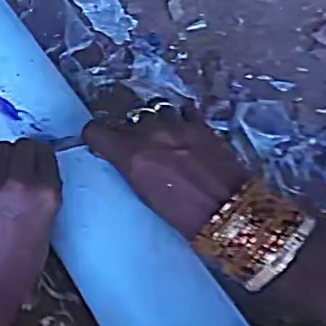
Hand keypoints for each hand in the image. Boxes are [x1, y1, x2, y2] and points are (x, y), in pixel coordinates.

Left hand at [0, 140, 61, 325]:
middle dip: (23, 153)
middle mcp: (20, 182)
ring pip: (0, 149)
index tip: (38, 161)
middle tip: (21, 165)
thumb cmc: (24, 260)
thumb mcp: (48, 221)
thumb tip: (37, 170)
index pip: (44, 152)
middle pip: (22, 145)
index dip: (40, 156)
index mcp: (46, 192)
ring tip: (5, 174)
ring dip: (4, 158)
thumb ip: (43, 190)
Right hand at [84, 103, 250, 240]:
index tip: (100, 144)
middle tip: (135, 149)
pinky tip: (182, 130)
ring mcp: (176, 124)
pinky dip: (178, 117)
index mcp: (130, 154)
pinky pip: (182, 110)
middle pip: (124, 121)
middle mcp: (149, 132)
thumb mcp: (143, 194)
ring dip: (152, 121)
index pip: (95, 130)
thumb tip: (123, 156)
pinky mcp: (200, 123)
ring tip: (160, 137)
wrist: (229, 212)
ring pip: (152, 109)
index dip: (95, 137)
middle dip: (125, 133)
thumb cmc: (183, 215)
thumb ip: (130, 167)